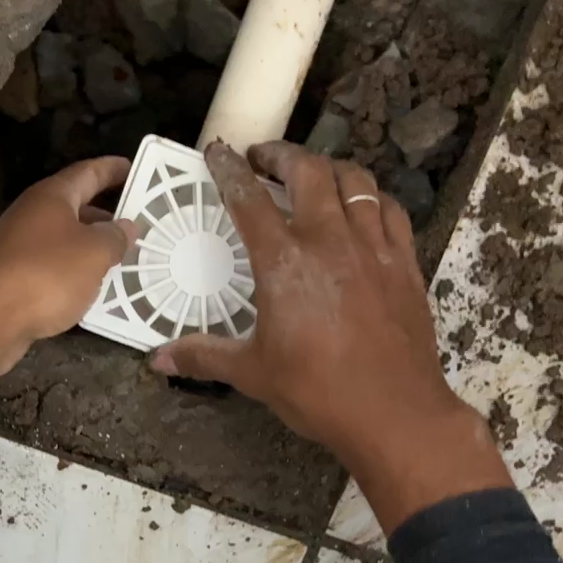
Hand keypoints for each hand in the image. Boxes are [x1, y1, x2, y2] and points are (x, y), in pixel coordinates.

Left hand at [0, 157, 137, 387]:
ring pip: (60, 243)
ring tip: (119, 261)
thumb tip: (125, 227)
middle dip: (103, 216)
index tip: (136, 169)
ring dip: (87, 249)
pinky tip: (88, 291)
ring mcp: (15, 251)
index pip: (87, 172)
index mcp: (50, 196)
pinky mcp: (9, 282)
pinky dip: (69, 276)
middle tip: (135, 226)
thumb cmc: (45, 274)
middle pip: (72, 208)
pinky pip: (48, 271)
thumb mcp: (94, 253)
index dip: (113, 169)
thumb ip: (115, 237)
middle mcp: (29, 217)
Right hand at [149, 141, 509, 531]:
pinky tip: (358, 208)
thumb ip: (202, 356)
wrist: (393, 411)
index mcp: (285, 263)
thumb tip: (157, 360)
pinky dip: (368, 197)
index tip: (219, 152)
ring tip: (310, 175)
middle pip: (310, 172)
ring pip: (356, 181)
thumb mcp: (250, 372)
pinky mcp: (405, 261)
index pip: (250, 202)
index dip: (230, 172)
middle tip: (262, 158)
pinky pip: (389, 209)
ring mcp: (374, 247)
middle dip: (282, 156)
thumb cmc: (314, 389)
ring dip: (328, 168)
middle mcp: (331, 241)